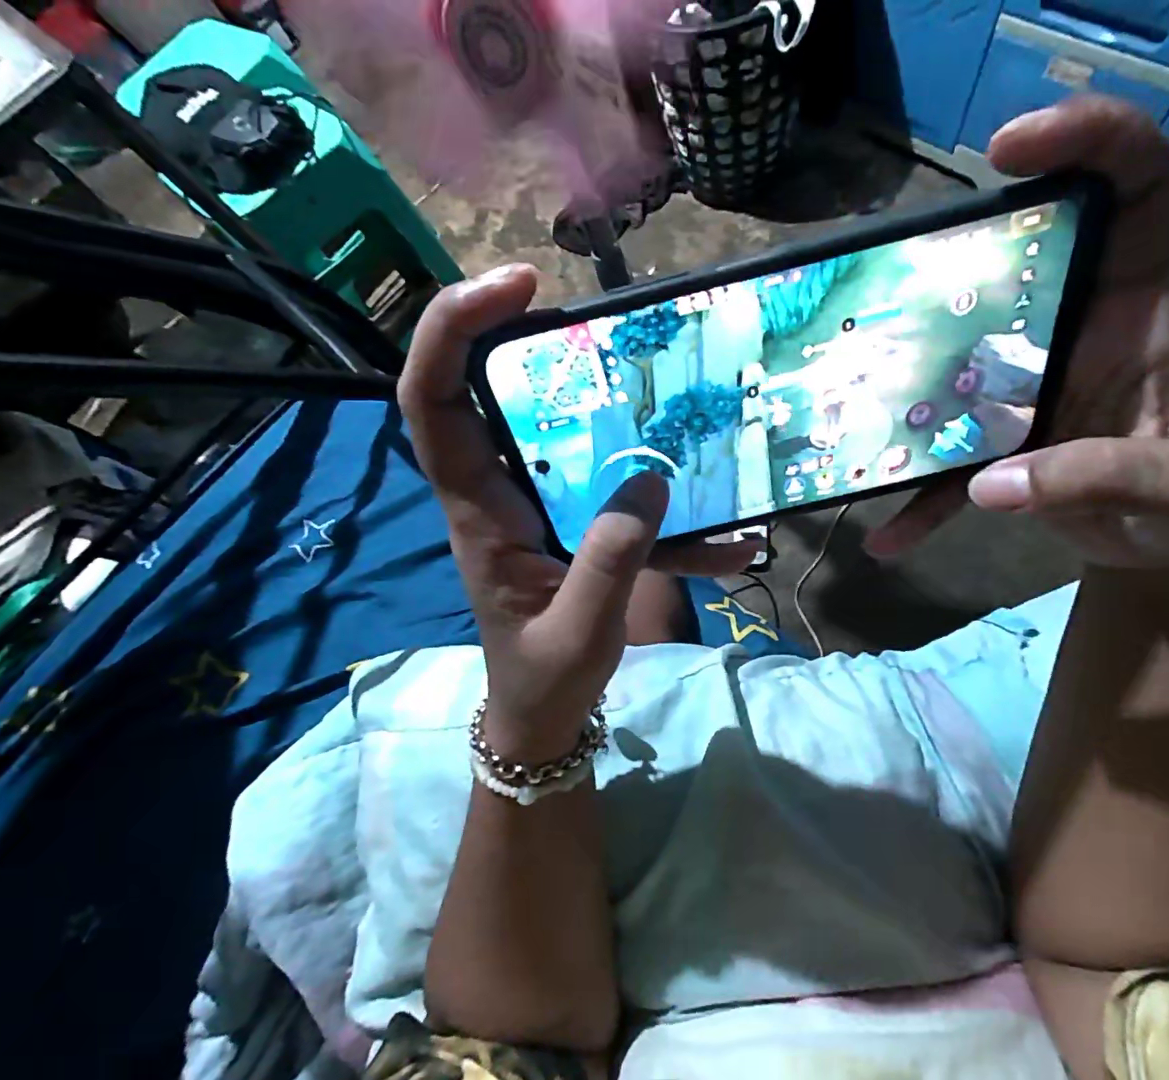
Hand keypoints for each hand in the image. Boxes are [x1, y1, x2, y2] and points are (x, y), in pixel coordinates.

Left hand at [398, 266, 760, 757]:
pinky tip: (734, 543)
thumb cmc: (544, 675)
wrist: (546, 714)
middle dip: (541, 345)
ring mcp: (547, 506)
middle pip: (498, 394)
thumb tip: (650, 483)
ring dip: (621, 414)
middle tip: (606, 322)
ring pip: (570, 436)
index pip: (434, 401)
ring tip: (681, 405)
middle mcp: (505, 491)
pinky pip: (626, 499)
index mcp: (480, 508)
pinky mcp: (584, 526)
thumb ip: (609, 562)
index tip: (515, 287)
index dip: (453, 331)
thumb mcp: (578, 630)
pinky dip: (675, 512)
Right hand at [864, 97, 1168, 569]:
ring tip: (848, 405)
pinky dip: (919, 502)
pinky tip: (887, 538)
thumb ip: (1110, 476)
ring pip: (955, 365)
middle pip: (1009, 267)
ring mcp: (1027, 390)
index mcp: (1143, 308)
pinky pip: (948, 466)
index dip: (1089, 139)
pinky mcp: (1001, 448)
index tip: (1008, 149)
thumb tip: (992, 484)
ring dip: (902, 387)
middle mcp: (1074, 332)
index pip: (1137, 186)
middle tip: (883, 285)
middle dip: (948, 262)